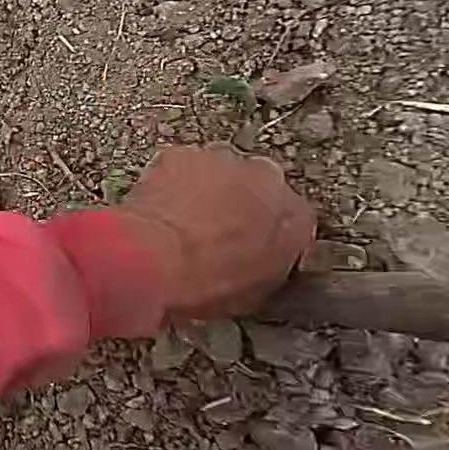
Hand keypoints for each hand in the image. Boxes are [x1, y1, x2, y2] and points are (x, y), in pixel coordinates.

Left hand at [110, 145, 314, 327]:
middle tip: (217, 237)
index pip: (294, 219)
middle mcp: (267, 179)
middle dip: (240, 207)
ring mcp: (223, 162)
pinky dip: (174, 184)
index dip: (269, 235)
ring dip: (207, 192)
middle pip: (258, 189)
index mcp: (295, 217)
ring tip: (184, 227)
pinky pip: (183, 169)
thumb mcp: (253, 294)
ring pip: (220, 174)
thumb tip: (263, 263)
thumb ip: (270, 266)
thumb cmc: (203, 282)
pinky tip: (161, 212)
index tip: (252, 248)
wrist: (153, 260)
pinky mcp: (182, 155)